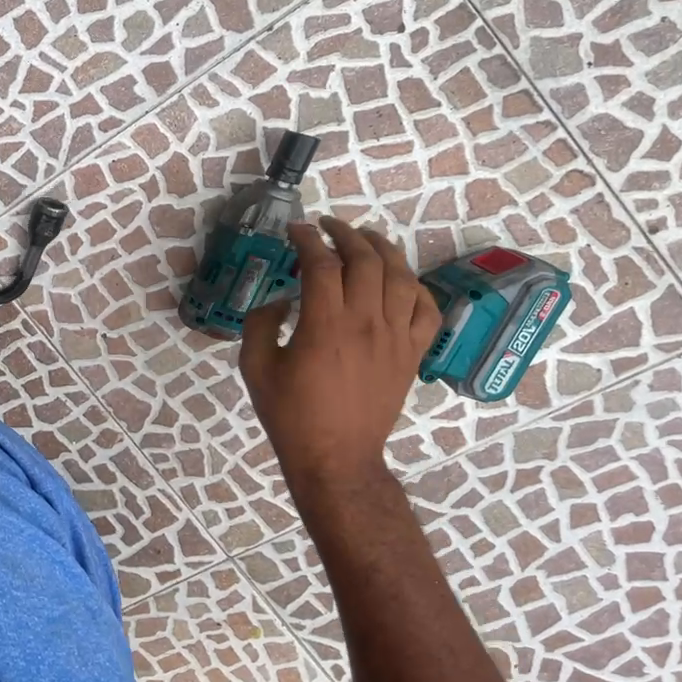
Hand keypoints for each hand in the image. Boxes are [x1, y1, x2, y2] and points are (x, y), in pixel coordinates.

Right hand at [239, 216, 441, 493]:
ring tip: (366, 238)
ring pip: (401, 278)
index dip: (307, 240)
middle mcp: (366, 323)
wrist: (336, 455)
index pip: (321, 265)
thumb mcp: (255, 366)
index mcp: (324, 325)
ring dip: (384, 250)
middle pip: (366, 262)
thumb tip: (280, 300)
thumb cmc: (289, 412)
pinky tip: (399, 279)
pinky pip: (426, 309)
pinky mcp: (413, 353)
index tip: (294, 229)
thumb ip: (261, 324)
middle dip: (346, 235)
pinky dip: (415, 286)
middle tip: (327, 226)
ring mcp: (396, 337)